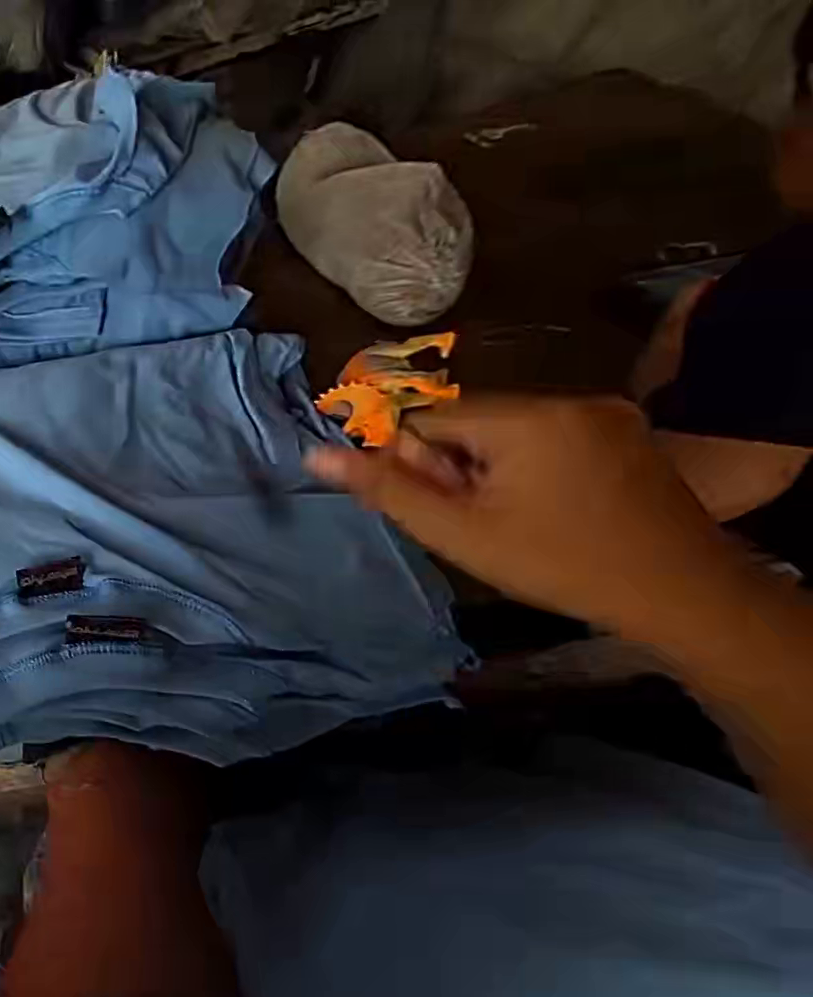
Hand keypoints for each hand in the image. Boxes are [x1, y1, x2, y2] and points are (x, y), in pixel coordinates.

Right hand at [306, 396, 749, 636]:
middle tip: (466, 513)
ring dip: (478, 466)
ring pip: (497, 430)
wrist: (680, 594)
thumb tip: (315, 454)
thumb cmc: (553, 562)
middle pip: (463, 421)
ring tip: (498, 512)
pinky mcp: (620, 432)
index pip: (425, 418)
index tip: (434, 503)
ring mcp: (603, 414)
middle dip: (447, 464)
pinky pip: (536, 435)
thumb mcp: (453, 529)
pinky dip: (514, 464)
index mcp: (528, 419)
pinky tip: (529, 503)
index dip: (412, 461)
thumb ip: (383, 486)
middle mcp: (568, 401)